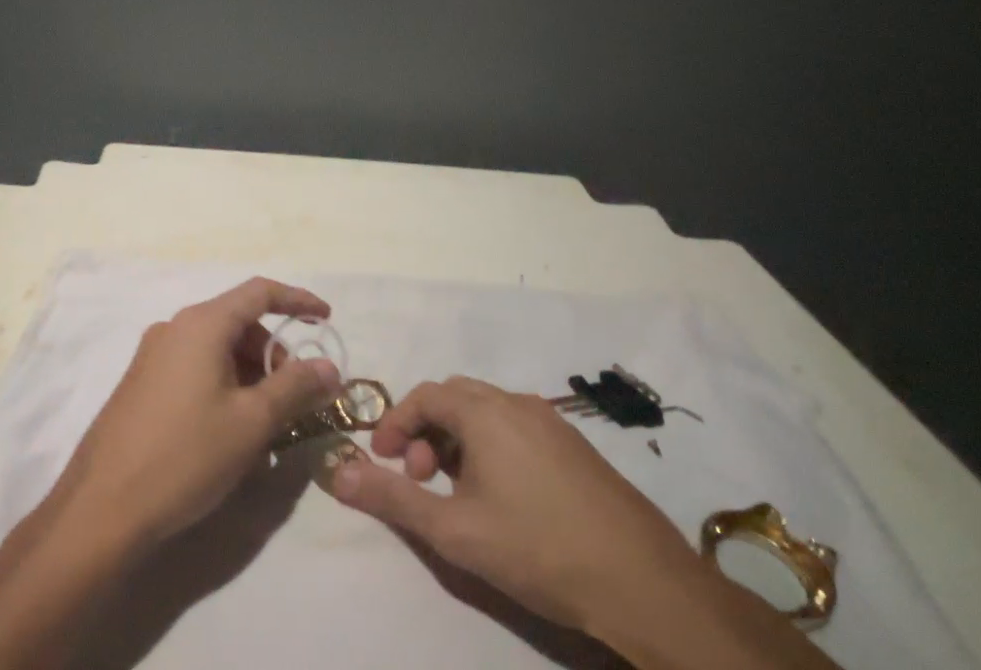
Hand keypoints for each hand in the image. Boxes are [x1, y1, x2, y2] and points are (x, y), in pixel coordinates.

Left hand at [52, 277, 342, 548]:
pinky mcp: (141, 385)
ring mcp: (151, 357)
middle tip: (295, 398)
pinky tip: (230, 431)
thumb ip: (295, 387)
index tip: (327, 320)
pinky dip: (223, 387)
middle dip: (274, 354)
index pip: (258, 292)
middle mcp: (173, 329)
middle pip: (238, 323)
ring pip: (216, 350)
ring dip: (249, 376)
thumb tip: (328, 366)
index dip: (297, 301)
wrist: (105, 506)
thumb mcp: (252, 422)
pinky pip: (194, 370)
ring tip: (264, 424)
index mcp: (200, 325)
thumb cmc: (186, 455)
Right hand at [329, 377, 699, 630]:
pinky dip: (492, 449)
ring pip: (490, 414)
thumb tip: (336, 473)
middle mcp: (521, 406)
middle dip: (426, 431)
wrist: (644, 585)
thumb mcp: (452, 530)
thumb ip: (391, 498)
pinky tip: (501, 499)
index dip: (395, 423)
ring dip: (459, 441)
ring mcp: (556, 426)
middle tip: (419, 478)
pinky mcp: (579, 451)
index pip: (426, 395)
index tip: (383, 461)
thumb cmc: (537, 549)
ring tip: (456, 493)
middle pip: (457, 398)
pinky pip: (519, 431)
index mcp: (488, 413)